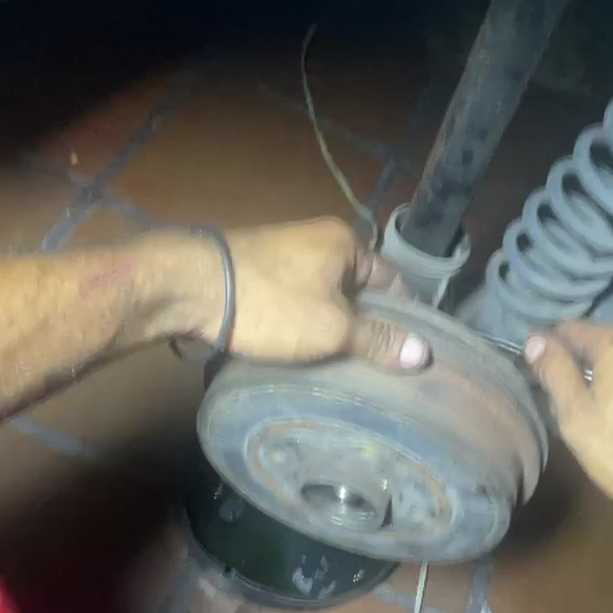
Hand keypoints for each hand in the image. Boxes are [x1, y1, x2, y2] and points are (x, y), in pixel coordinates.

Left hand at [152, 218, 429, 368]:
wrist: (188, 288)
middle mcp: (317, 242)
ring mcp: (283, 258)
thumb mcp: (332, 327)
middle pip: (358, 292)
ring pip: (325, 301)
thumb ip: (377, 339)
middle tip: (380, 370)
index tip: (410, 353)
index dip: (404, 317)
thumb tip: (424, 353)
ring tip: (345, 370)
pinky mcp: (256, 277)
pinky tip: (306, 356)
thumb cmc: (271, 303)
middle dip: (367, 327)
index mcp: (345, 242)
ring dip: (333, 331)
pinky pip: (295, 305)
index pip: (393, 280)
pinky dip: (304, 328)